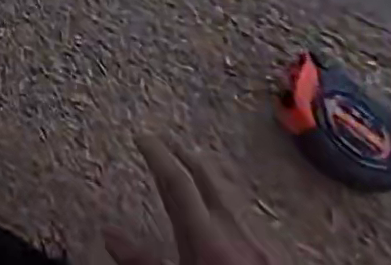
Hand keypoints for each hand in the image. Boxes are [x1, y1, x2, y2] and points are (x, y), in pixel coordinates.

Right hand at [105, 137, 278, 264]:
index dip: (157, 153)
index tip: (142, 137)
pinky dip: (228, 203)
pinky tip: (224, 211)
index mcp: (207, 238)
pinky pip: (249, 217)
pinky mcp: (281, 258)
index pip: (177, 180)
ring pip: (231, 195)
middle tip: (164, 142)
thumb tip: (109, 234)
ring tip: (191, 169)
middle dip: (184, 155)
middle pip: (208, 177)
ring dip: (208, 178)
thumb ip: (143, 261)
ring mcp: (263, 245)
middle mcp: (236, 232)